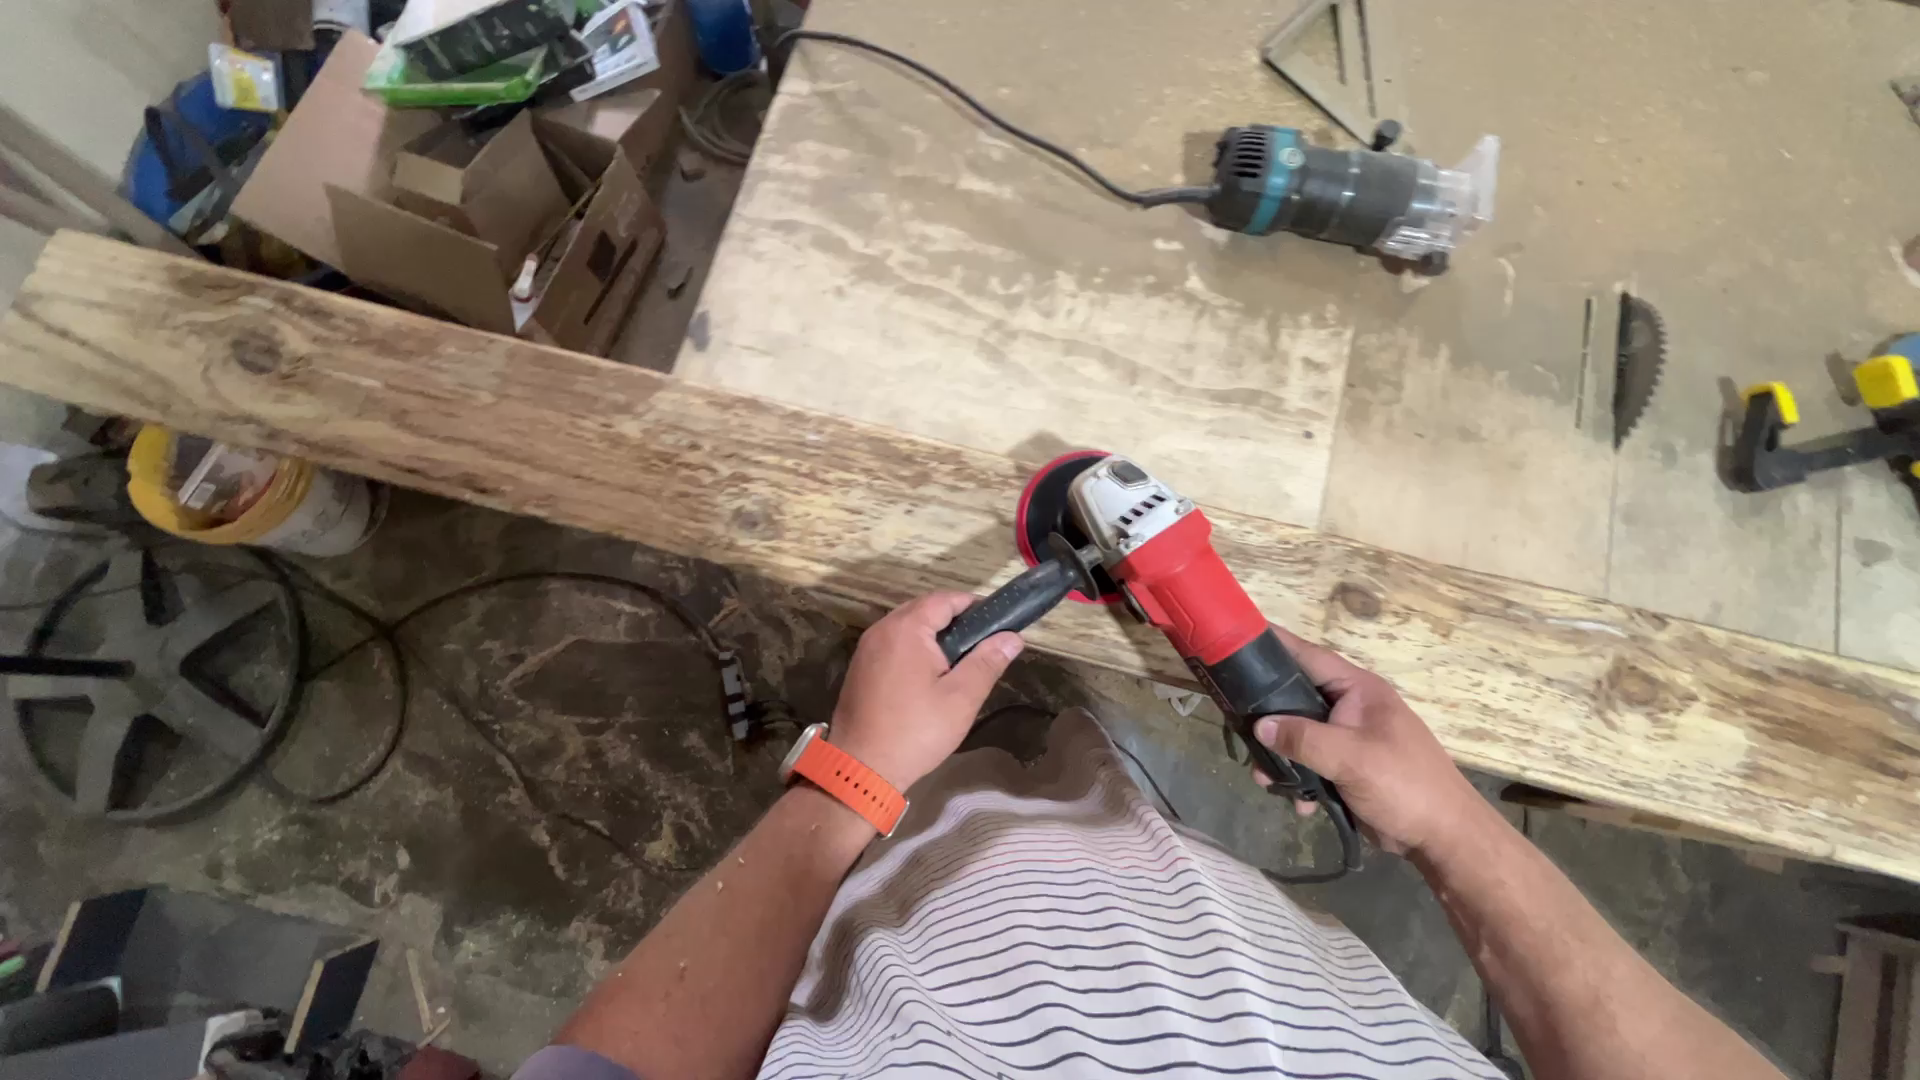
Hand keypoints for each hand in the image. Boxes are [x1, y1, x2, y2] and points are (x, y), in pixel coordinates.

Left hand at [828, 593, 1023, 790]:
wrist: (860, 769)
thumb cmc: (915, 731)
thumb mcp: (960, 698)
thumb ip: (987, 661)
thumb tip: (1013, 637)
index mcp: (906, 628)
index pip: (945, 599)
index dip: (973, 605)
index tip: (998, 622)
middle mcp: (882, 629)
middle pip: (924, 609)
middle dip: (954, 619)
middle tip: (983, 643)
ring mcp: (866, 648)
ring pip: (907, 626)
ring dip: (933, 634)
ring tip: (961, 659)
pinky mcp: (860, 667)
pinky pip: (893, 643)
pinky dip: (914, 648)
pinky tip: (930, 673)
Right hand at [1250, 627, 1486, 856]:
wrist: (1444, 840)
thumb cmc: (1405, 785)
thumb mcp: (1350, 758)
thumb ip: (1302, 738)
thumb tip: (1259, 725)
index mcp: (1358, 690)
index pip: (1308, 655)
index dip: (1273, 644)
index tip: (1234, 636)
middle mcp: (1349, 707)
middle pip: (1293, 697)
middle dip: (1266, 717)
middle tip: (1235, 727)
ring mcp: (1346, 737)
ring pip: (1295, 734)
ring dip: (1278, 756)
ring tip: (1265, 779)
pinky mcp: (1343, 766)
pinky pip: (1307, 762)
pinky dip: (1297, 780)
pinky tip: (1299, 801)